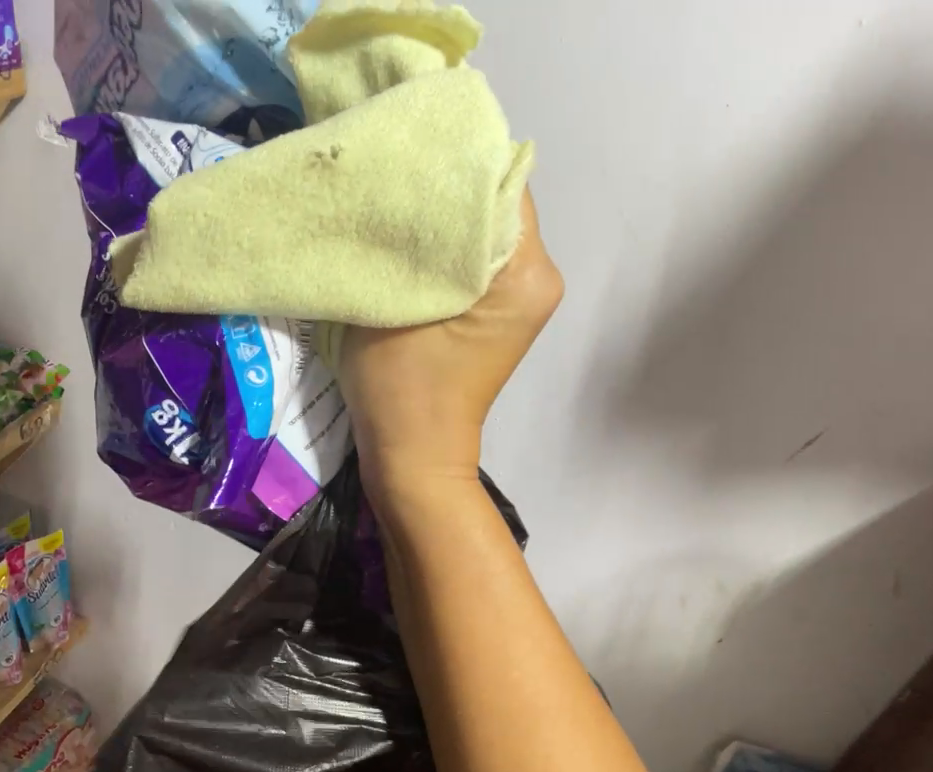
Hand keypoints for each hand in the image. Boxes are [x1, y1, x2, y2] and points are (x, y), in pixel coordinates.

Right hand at [337, 190, 562, 491]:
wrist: (412, 457)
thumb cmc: (400, 387)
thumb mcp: (395, 302)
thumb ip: (410, 240)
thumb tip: (404, 179)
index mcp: (526, 272)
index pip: (500, 183)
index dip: (452, 161)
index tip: (404, 151)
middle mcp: (540, 275)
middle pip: (496, 204)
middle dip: (448, 188)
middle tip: (392, 175)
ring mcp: (524, 295)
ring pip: (485, 229)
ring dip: (445, 218)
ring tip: (396, 208)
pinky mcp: (501, 311)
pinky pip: (478, 258)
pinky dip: (447, 247)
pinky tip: (409, 247)